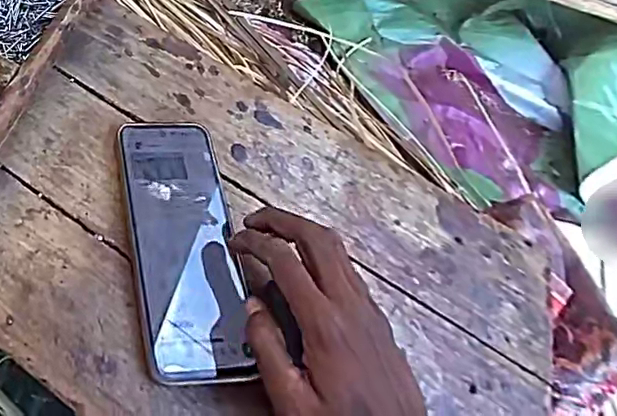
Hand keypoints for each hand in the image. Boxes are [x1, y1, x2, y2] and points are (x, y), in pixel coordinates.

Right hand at [228, 206, 425, 415]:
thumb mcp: (293, 403)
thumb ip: (266, 349)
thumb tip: (253, 307)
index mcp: (326, 325)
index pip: (284, 258)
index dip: (253, 241)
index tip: (236, 242)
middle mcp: (352, 309)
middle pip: (316, 237)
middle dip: (279, 219)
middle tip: (254, 221)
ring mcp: (370, 312)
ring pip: (336, 248)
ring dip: (301, 232)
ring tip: (275, 236)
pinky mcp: (380, 323)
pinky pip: (348, 270)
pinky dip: (319, 254)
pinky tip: (304, 271)